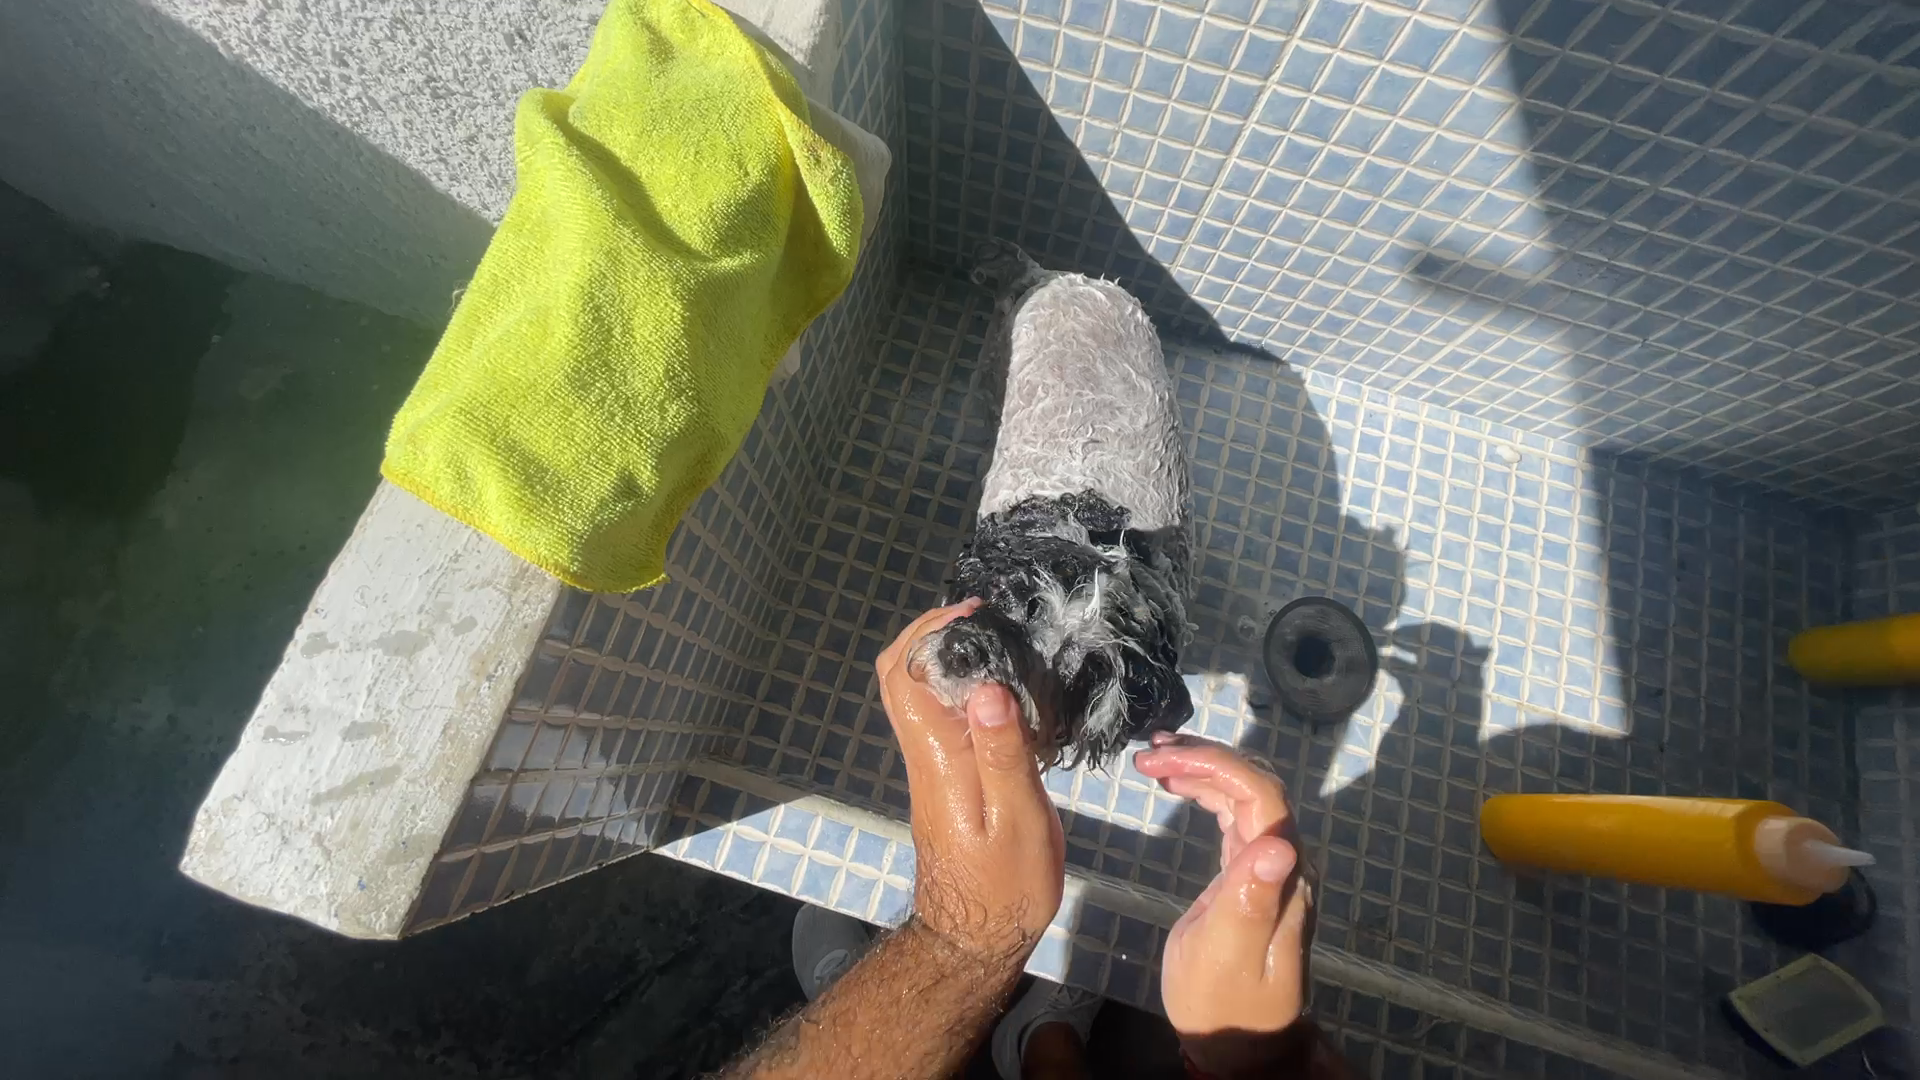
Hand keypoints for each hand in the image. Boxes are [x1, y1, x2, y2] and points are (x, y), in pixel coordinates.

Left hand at [878, 600, 1064, 966]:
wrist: (977, 934)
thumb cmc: (1004, 882)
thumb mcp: (1016, 819)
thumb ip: (1003, 753)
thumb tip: (988, 686)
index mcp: (936, 752)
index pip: (904, 674)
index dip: (928, 631)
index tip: (972, 612)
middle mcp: (925, 748)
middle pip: (899, 673)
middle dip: (929, 632)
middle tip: (980, 617)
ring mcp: (933, 759)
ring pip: (917, 690)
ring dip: (944, 653)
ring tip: (995, 639)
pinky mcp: (947, 770)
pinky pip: (941, 711)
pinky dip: (960, 682)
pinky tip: (1001, 683)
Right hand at [1133, 733, 1315, 1078]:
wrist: (1237, 1042)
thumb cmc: (1223, 1001)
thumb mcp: (1228, 954)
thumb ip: (1251, 900)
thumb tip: (1280, 845)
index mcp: (1282, 874)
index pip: (1260, 793)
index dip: (1213, 763)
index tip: (1159, 760)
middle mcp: (1282, 859)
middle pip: (1253, 783)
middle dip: (1203, 757)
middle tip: (1148, 755)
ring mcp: (1266, 862)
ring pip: (1242, 791)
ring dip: (1200, 766)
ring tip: (1152, 759)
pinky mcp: (1247, 868)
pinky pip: (1231, 810)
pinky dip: (1202, 788)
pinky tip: (1175, 784)